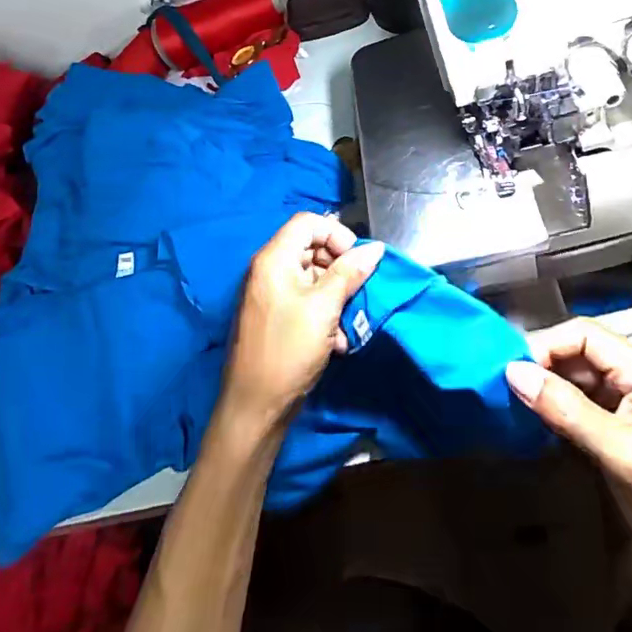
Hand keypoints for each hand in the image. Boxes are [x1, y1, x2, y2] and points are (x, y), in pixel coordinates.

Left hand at [224, 213, 383, 429]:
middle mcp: (269, 271)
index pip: (308, 223)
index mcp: (274, 260)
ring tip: (348, 320)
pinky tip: (337, 338)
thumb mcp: (325, 306)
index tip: (357, 259)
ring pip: (314, 275)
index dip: (337, 234)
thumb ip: (350, 272)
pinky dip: (326, 311)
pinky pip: (307, 299)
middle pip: (312, 247)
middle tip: (358, 289)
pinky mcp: (277, 317)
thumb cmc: (289, 350)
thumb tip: (376, 248)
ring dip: (338, 293)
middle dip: (341, 266)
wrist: (255, 408)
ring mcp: (272, 295)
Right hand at [504, 319, 631, 586]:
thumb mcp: (617, 453)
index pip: (588, 335)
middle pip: (584, 352)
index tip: (511, 371)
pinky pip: (588, 401)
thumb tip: (515, 373)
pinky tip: (540, 420)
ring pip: (583, 376)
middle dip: (546, 365)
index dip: (548, 346)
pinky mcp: (627, 422)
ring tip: (516, 403)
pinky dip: (563, 406)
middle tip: (507, 389)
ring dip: (551, 386)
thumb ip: (568, 410)